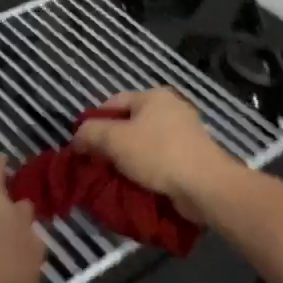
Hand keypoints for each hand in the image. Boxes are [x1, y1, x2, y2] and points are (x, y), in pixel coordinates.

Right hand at [73, 88, 236, 221]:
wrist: (205, 185)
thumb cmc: (157, 154)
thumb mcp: (114, 140)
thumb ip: (90, 133)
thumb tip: (77, 138)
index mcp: (153, 96)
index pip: (111, 103)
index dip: (93, 122)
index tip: (82, 146)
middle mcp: (170, 108)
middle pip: (128, 123)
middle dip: (110, 143)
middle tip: (96, 162)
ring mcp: (184, 132)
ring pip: (143, 142)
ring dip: (127, 158)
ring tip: (114, 175)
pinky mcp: (191, 154)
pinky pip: (158, 158)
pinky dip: (146, 168)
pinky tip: (136, 181)